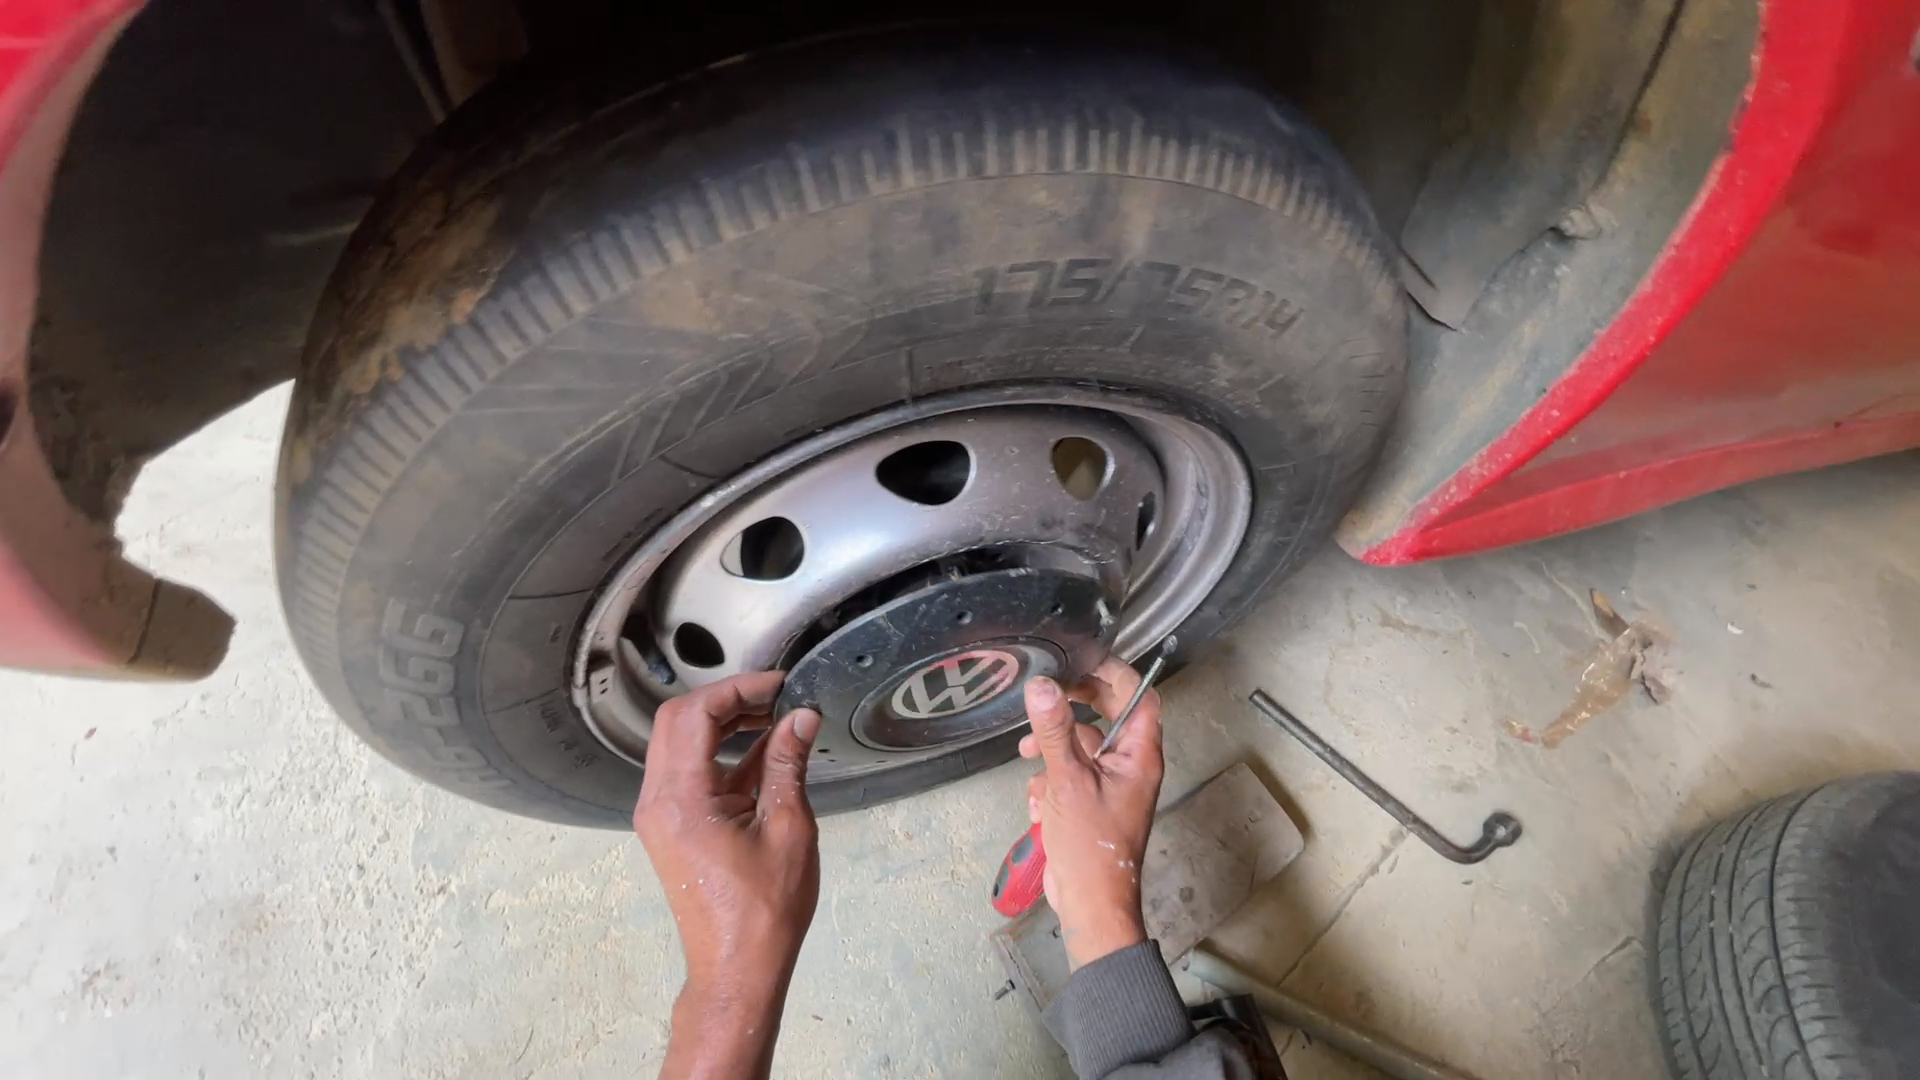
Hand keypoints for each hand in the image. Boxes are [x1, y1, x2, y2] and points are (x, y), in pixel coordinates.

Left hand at [633, 671, 822, 1079]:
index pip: (694, 714)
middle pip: (679, 721)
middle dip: (728, 699)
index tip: (780, 684)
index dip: (738, 688)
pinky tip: (767, 748)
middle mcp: (659, 801)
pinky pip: (692, 770)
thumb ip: (788, 763)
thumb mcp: (787, 827)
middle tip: (776, 696)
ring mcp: (662, 814)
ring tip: (776, 716)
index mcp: (681, 799)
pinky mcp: (675, 825)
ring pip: (682, 742)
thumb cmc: (765, 905)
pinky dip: (725, 752)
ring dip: (726, 722)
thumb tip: (803, 715)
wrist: (738, 969)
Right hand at [1019, 657, 1164, 968]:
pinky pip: (1069, 773)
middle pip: (1108, 714)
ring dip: (1052, 747)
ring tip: (1026, 754)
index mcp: (1138, 755)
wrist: (1090, 905)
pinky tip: (1038, 802)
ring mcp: (1109, 784)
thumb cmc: (1090, 844)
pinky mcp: (1089, 801)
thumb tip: (1041, 685)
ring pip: (1081, 745)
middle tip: (1047, 691)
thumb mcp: (1067, 780)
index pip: (1139, 696)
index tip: (1083, 658)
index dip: (1115, 672)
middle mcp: (1129, 764)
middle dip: (1074, 706)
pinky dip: (1050, 780)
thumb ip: (1054, 731)